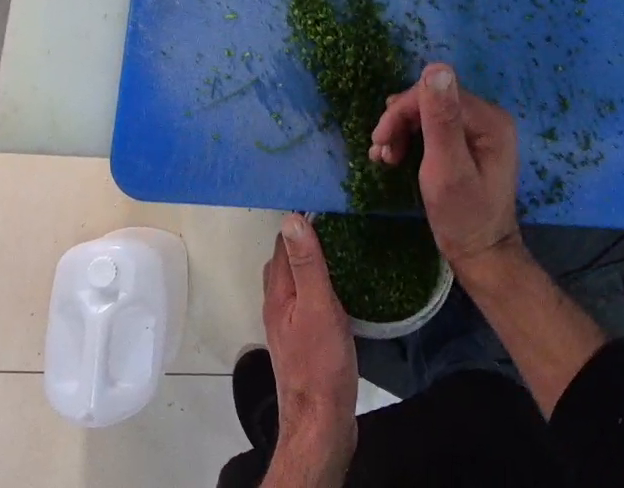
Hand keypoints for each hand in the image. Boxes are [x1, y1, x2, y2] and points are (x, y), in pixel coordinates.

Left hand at [261, 214, 355, 484]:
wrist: (321, 422)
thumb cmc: (321, 363)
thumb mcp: (318, 306)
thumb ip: (307, 264)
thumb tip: (292, 217)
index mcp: (277, 293)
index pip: (283, 244)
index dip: (301, 221)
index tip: (325, 201)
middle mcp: (278, 305)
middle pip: (288, 261)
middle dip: (307, 238)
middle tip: (339, 219)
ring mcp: (291, 324)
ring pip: (299, 281)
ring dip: (315, 261)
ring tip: (345, 245)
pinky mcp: (306, 340)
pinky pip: (311, 300)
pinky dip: (324, 284)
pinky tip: (345, 287)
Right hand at [369, 63, 522, 272]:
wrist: (481, 255)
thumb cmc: (463, 217)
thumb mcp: (447, 169)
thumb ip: (441, 120)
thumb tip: (436, 68)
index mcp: (489, 119)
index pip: (435, 93)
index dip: (402, 112)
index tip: (379, 140)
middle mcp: (488, 118)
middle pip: (431, 101)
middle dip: (399, 123)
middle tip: (380, 153)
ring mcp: (480, 131)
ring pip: (428, 114)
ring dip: (401, 131)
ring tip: (384, 158)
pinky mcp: (469, 144)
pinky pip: (434, 129)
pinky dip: (410, 140)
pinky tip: (394, 157)